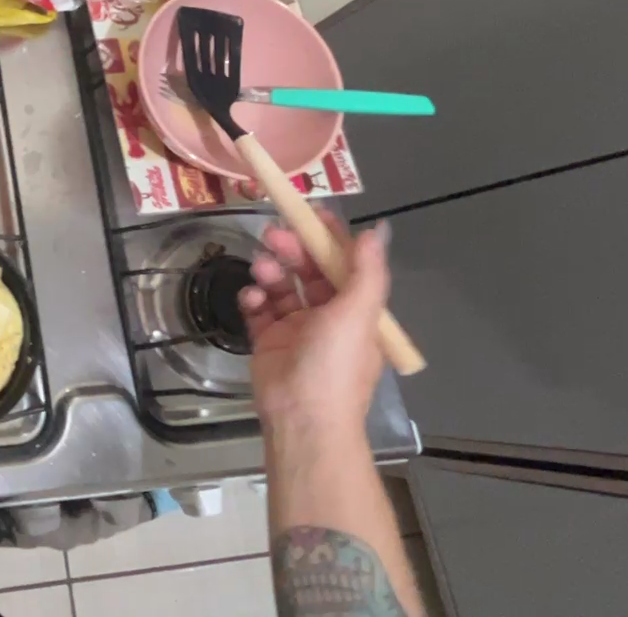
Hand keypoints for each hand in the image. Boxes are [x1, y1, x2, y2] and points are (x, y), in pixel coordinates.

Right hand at [237, 214, 390, 434]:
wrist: (301, 415)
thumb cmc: (334, 364)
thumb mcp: (357, 315)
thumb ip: (366, 272)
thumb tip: (375, 231)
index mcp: (355, 311)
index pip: (343, 265)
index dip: (329, 238)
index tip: (310, 213)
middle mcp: (327, 317)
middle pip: (308, 271)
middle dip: (293, 250)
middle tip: (273, 235)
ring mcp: (295, 328)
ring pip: (281, 286)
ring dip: (271, 272)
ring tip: (261, 270)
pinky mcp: (267, 339)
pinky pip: (259, 309)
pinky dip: (254, 299)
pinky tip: (252, 299)